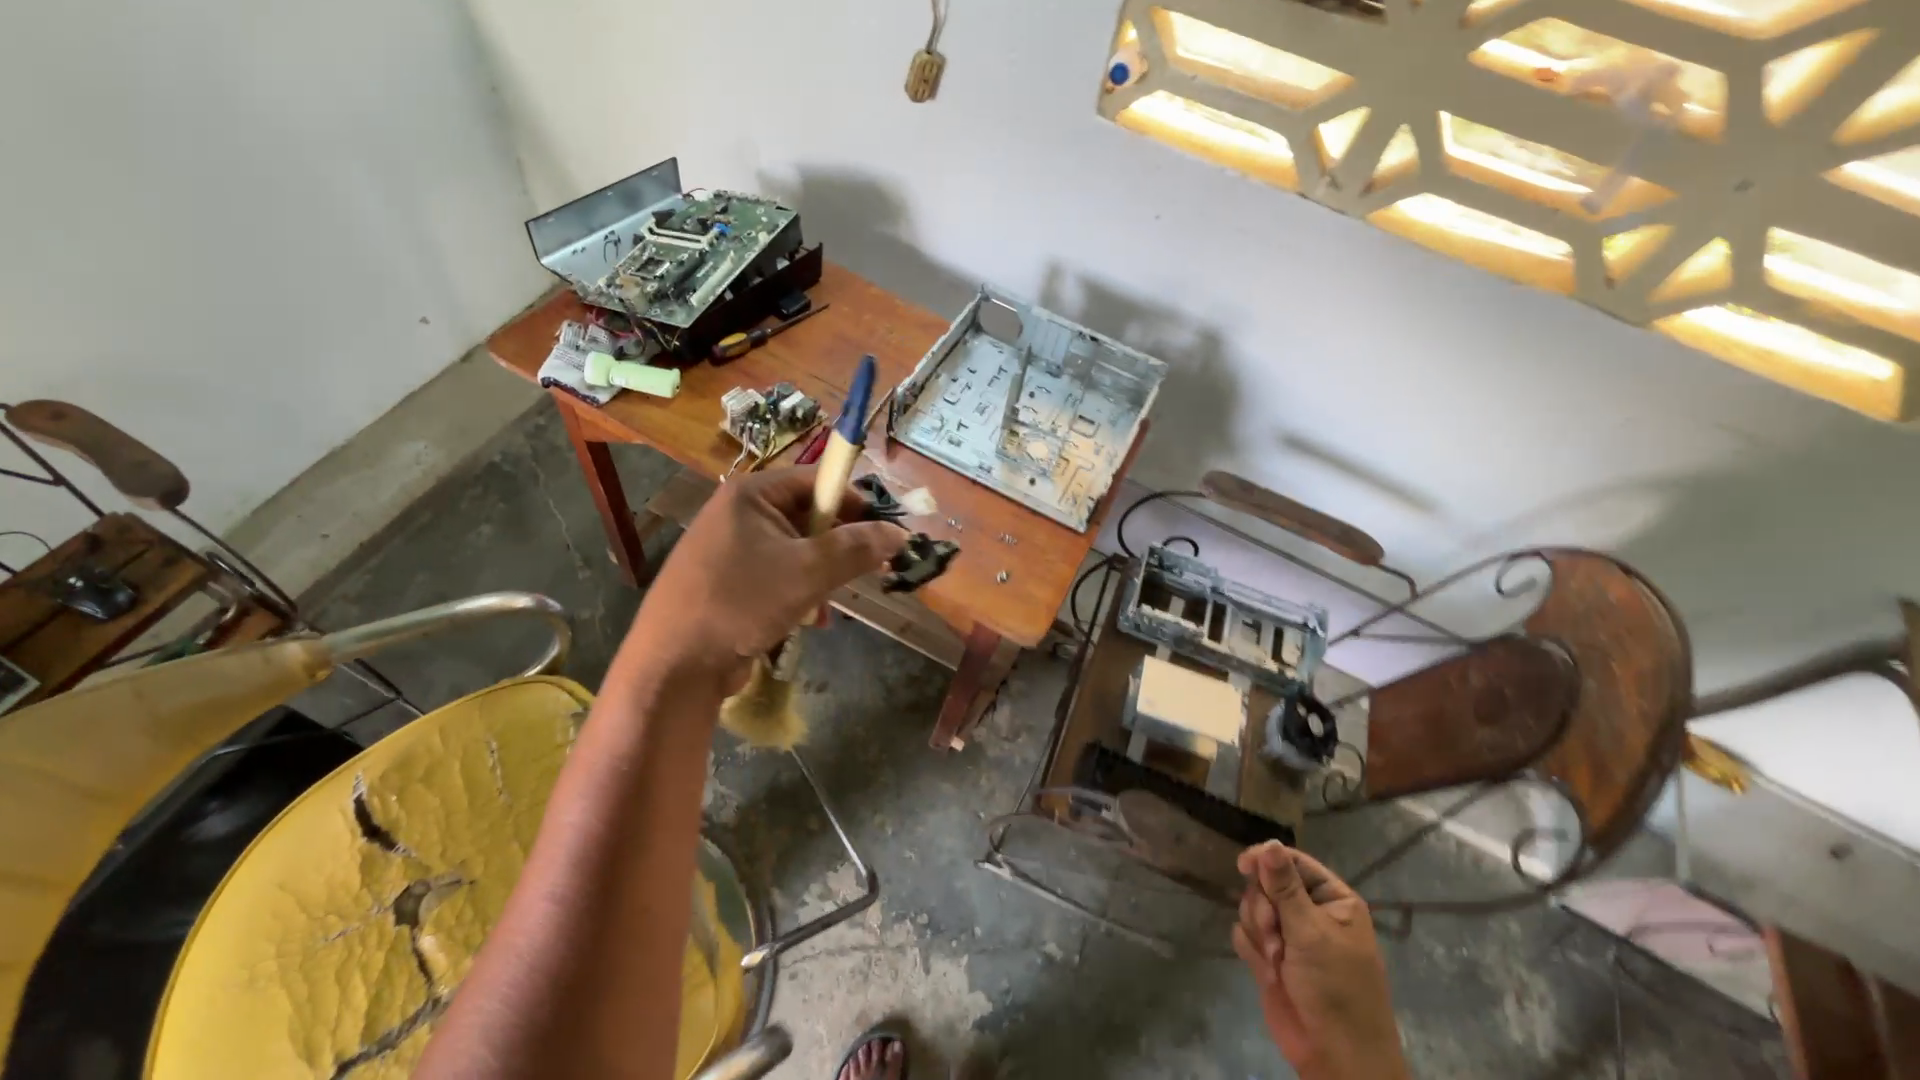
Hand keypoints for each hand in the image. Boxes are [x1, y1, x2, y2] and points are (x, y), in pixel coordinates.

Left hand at [629, 466, 907, 691]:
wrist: (675, 663)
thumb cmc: (741, 602)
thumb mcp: (808, 571)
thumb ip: (856, 548)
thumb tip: (899, 533)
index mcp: (750, 495)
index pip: (815, 480)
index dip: (853, 501)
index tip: (884, 529)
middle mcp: (737, 515)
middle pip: (806, 517)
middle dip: (838, 546)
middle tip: (869, 568)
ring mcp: (729, 551)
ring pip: (795, 552)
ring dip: (821, 576)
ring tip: (832, 603)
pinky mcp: (727, 584)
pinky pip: (776, 578)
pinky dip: (799, 594)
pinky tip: (810, 621)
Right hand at [1232, 842, 1408, 1079]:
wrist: (1335, 1054)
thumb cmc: (1335, 987)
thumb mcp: (1312, 933)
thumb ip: (1285, 887)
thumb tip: (1270, 843)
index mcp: (1332, 900)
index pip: (1293, 862)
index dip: (1267, 860)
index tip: (1244, 866)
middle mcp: (1309, 913)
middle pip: (1267, 885)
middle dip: (1265, 909)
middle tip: (1276, 935)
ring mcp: (1288, 936)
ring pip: (1252, 909)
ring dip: (1259, 932)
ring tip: (1276, 961)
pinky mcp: (1269, 958)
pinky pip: (1244, 935)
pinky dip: (1252, 950)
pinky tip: (1268, 971)